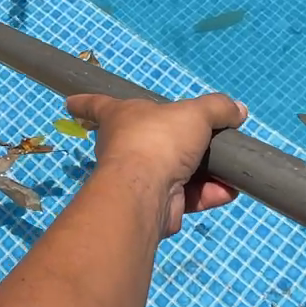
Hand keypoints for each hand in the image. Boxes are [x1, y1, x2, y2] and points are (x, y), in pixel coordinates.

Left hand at [65, 93, 245, 236]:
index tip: (68, 102)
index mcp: (120, 116)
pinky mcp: (158, 204)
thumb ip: (217, 108)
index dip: (84, 102)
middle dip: (172, 144)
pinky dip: (208, 193)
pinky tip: (228, 190)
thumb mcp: (194, 113)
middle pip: (146, 141)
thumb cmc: (159, 139)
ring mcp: (139, 177)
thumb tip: (237, 109)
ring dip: (203, 172)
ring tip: (228, 169)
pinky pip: (186, 195)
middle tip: (200, 142)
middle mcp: (124, 145)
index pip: (96, 104)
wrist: (148, 189)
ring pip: (174, 171)